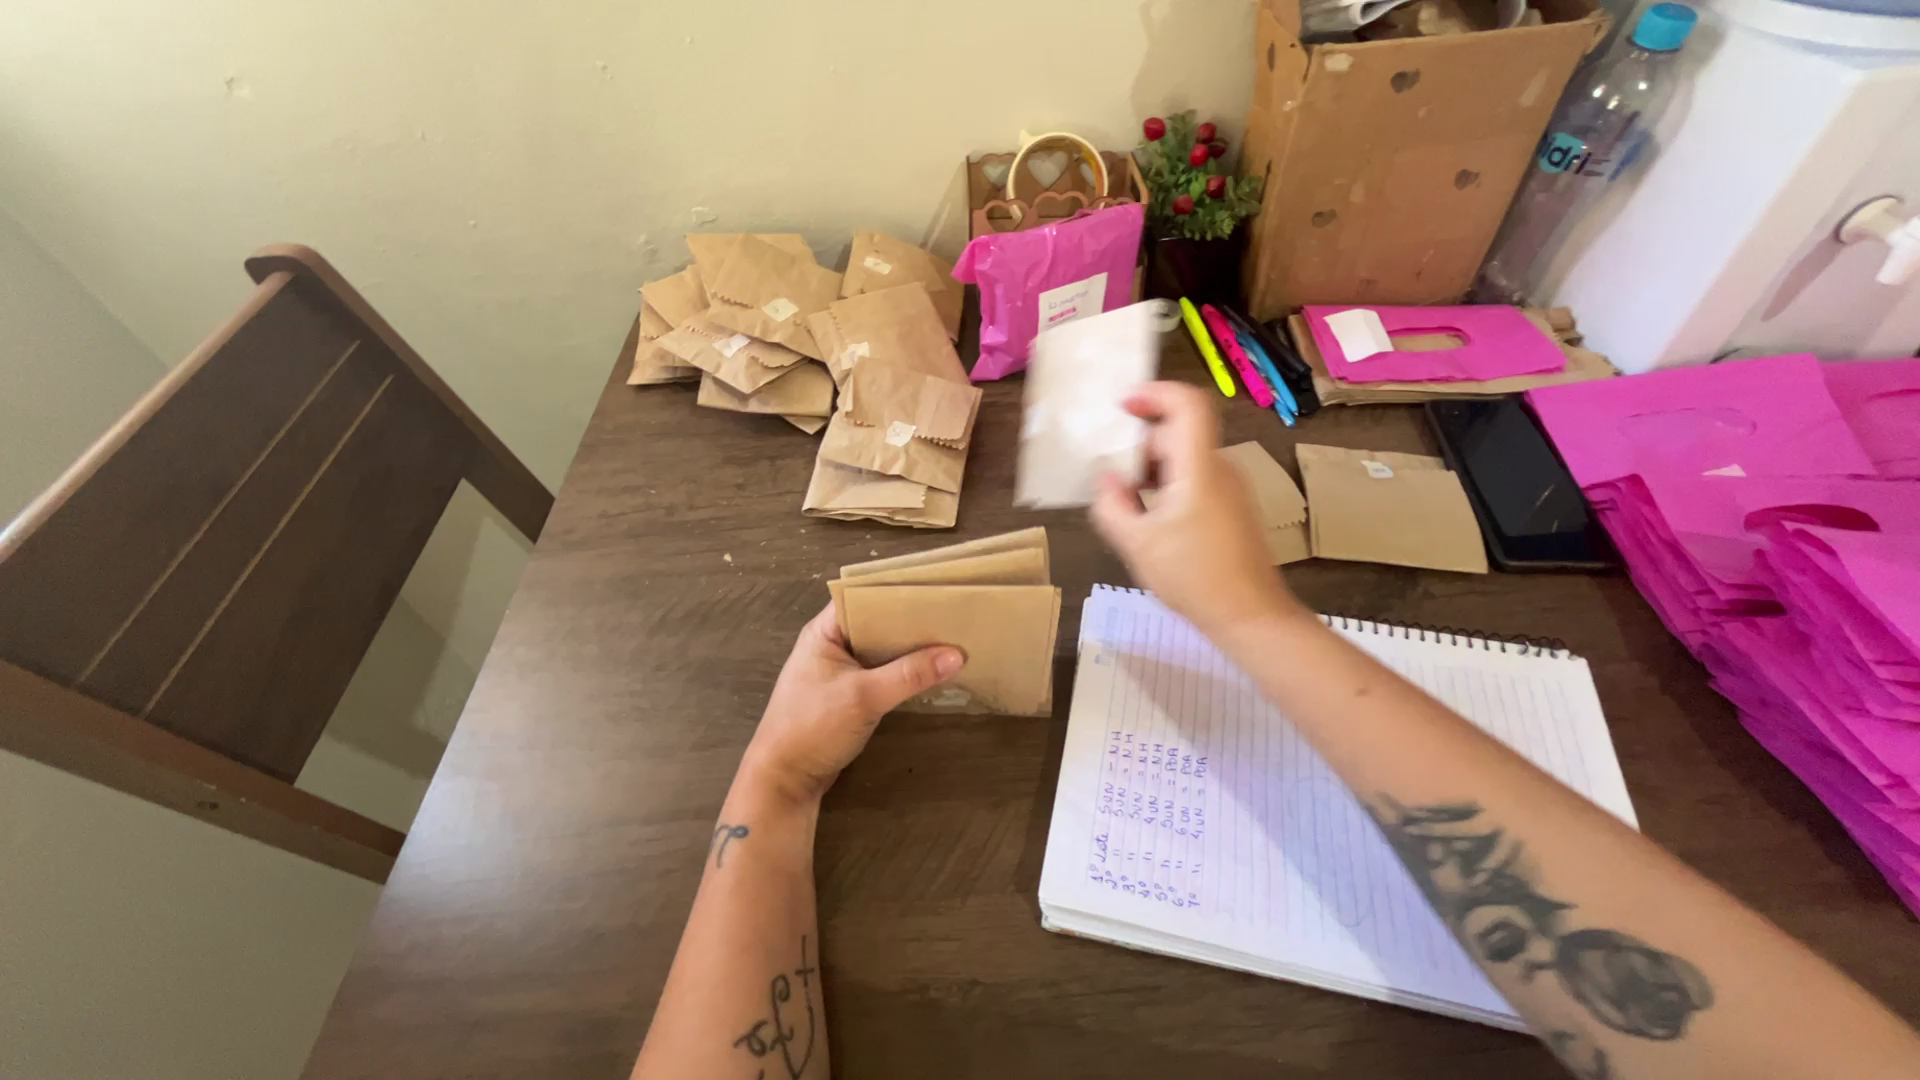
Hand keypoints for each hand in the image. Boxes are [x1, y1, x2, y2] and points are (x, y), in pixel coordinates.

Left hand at [739, 602, 964, 804]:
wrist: (785, 780)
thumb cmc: (813, 727)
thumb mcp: (864, 697)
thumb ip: (910, 675)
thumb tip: (957, 655)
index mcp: (825, 631)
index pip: (863, 595)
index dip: (897, 589)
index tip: (935, 587)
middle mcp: (832, 644)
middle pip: (876, 621)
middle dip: (911, 619)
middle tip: (952, 612)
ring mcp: (840, 670)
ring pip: (882, 649)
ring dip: (909, 647)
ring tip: (950, 636)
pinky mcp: (850, 693)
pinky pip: (882, 671)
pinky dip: (904, 670)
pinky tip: (931, 670)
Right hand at [1090, 381, 1304, 636]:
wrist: (1250, 616)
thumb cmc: (1194, 578)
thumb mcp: (1137, 544)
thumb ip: (1112, 506)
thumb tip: (1107, 480)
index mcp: (1199, 468)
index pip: (1186, 404)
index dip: (1154, 394)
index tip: (1122, 407)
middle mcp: (1219, 469)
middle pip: (1178, 433)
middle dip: (1140, 447)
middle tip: (1112, 477)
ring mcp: (1230, 489)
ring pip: (1185, 459)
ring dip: (1152, 471)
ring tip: (1128, 504)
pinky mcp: (1232, 509)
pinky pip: (1195, 481)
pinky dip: (1168, 488)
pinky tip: (1152, 522)